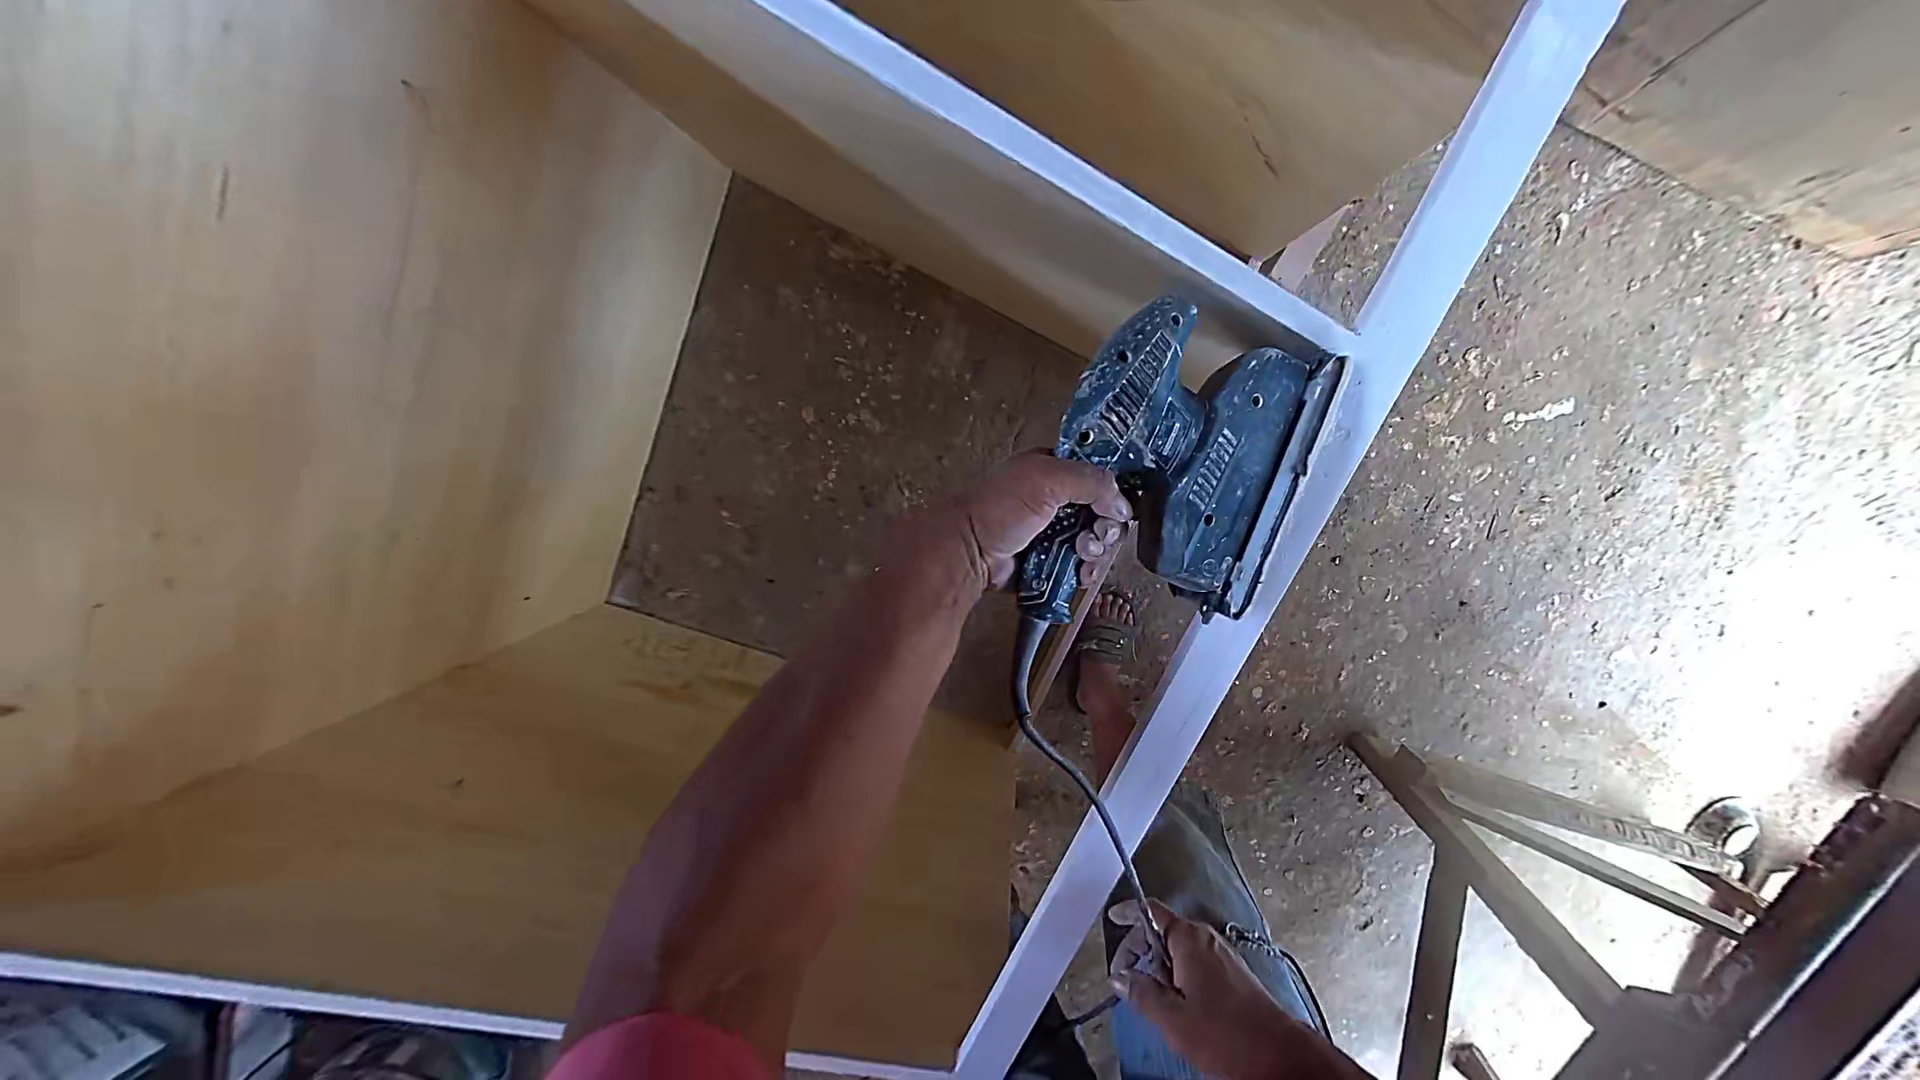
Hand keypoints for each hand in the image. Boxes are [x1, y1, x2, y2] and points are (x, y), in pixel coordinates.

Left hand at [911, 449, 1131, 590]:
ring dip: (1095, 551)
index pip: (1099, 477)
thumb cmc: (999, 507)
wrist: (968, 551)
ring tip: (1080, 554)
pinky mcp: (1050, 559)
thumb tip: (1123, 504)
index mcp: (1054, 469)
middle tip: (1094, 536)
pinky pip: (1080, 564)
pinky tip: (1079, 573)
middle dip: (1105, 527)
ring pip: (1095, 541)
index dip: (1112, 493)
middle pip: (1103, 513)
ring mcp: (1053, 531)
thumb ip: (1091, 481)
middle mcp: (1056, 498)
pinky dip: (1085, 570)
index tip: (1113, 508)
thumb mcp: (1045, 479)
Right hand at [1109, 900, 1369, 1079]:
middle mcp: (1206, 938)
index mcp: (1189, 938)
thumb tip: (1121, 977)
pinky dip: (1180, 977)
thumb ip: (1142, 993)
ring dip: (1162, 968)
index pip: (1151, 910)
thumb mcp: (1174, 1019)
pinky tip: (1179, 1005)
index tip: (1113, 920)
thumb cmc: (1228, 1035)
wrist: (1284, 1059)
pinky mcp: (1234, 976)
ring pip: (1179, 951)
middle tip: (1129, 978)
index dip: (1128, 913)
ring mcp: (1223, 956)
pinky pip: (1196, 964)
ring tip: (1155, 999)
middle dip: (1142, 950)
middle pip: (1162, 931)